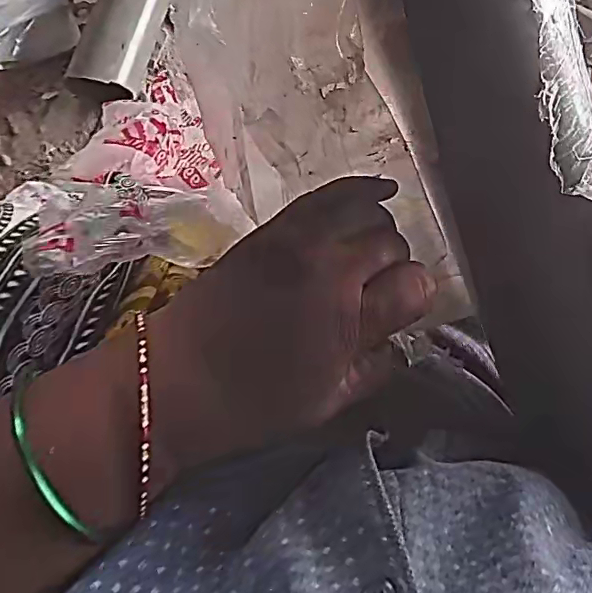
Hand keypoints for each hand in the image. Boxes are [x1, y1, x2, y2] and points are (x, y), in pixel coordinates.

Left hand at [147, 176, 434, 473]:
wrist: (177, 376)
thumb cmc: (254, 402)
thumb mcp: (329, 399)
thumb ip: (377, 364)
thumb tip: (403, 337)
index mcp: (345, 313)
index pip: (412, 282)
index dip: (414, 296)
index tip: (403, 309)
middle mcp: (326, 263)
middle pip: (388, 240)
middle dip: (395, 264)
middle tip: (379, 288)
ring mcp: (296, 237)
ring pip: (362, 208)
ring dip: (378, 225)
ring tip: (376, 243)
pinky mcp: (272, 227)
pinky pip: (324, 195)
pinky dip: (355, 190)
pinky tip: (374, 190)